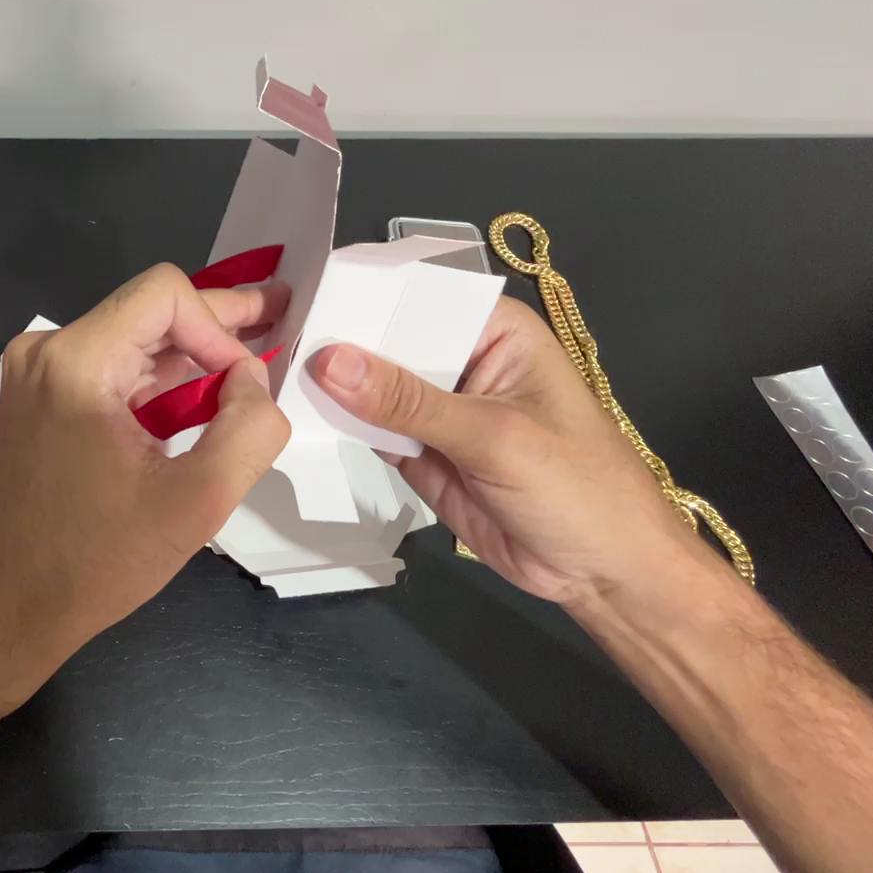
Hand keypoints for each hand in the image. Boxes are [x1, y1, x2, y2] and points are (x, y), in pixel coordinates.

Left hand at [0, 264, 290, 694]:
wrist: (11, 603)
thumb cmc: (99, 559)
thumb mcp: (197, 501)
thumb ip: (249, 428)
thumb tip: (251, 374)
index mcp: (76, 360)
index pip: (165, 293)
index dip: (218, 325)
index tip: (246, 381)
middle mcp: (47, 350)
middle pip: (148, 312)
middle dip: (215, 324)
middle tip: (278, 312)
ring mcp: (37, 373)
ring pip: (131, 340)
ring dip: (190, 355)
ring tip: (248, 357)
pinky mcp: (39, 397)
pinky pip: (110, 369)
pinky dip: (158, 381)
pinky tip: (202, 392)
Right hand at [309, 296, 709, 606]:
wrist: (605, 576)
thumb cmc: (578, 489)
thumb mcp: (493, 438)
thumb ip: (408, 401)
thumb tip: (327, 361)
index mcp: (492, 332)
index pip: (416, 299)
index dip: (361, 297)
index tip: (300, 296)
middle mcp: (458, 359)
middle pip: (384, 340)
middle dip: (334, 342)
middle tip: (269, 335)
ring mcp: (433, 407)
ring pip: (368, 385)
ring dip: (328, 385)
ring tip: (267, 370)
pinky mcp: (414, 448)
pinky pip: (366, 427)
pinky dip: (335, 424)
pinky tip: (292, 412)